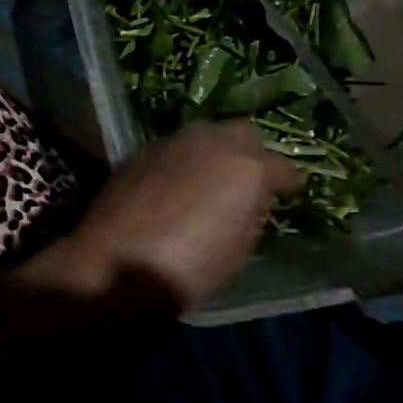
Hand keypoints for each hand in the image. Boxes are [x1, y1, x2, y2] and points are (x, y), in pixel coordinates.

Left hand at [14, 122, 303, 308]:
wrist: (112, 265)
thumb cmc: (186, 269)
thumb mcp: (238, 252)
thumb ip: (252, 215)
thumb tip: (253, 201)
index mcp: (246, 167)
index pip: (283, 167)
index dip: (289, 183)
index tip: (290, 195)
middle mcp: (210, 141)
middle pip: (244, 132)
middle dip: (252, 153)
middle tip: (249, 180)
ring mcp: (171, 142)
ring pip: (205, 132)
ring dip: (215, 151)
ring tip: (212, 179)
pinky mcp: (139, 151)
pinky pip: (173, 147)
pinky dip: (183, 160)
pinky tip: (176, 183)